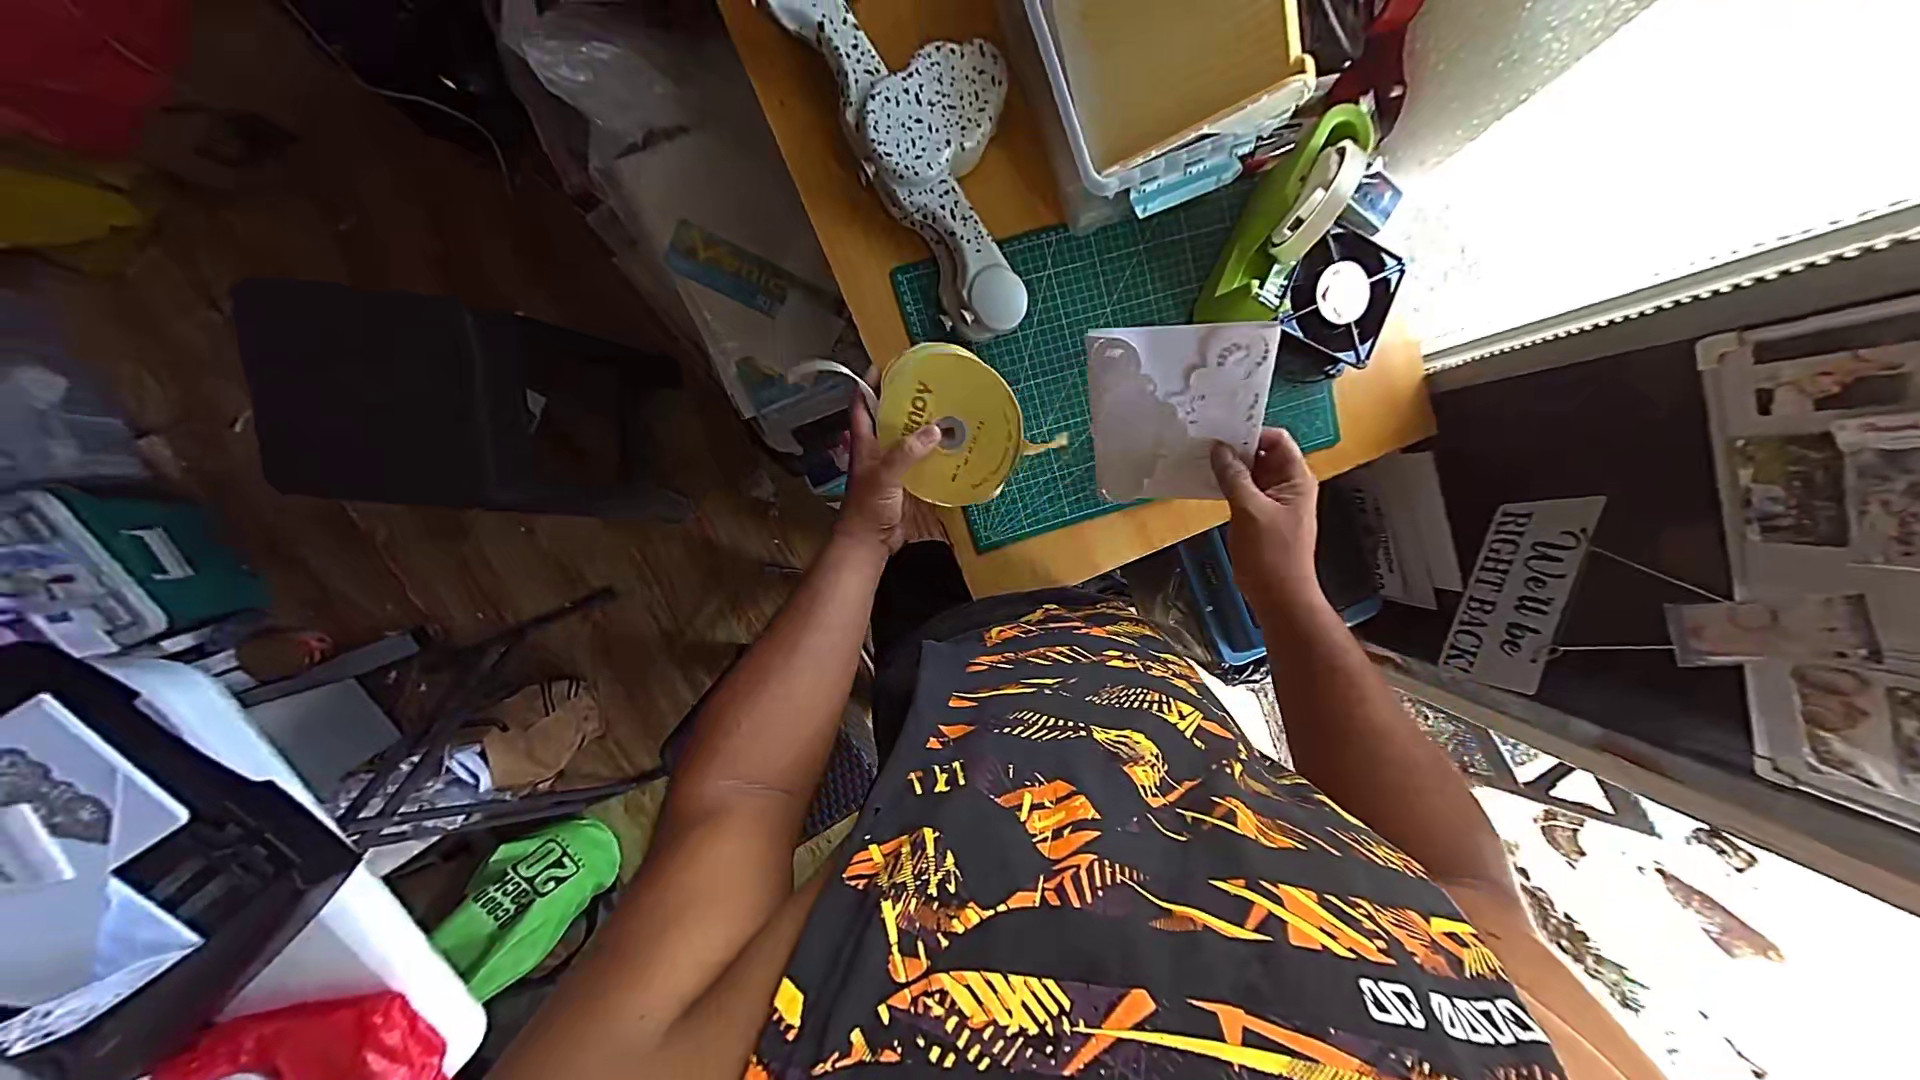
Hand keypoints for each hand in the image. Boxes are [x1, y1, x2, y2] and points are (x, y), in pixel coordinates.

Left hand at [836, 397, 939, 554]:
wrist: (870, 542)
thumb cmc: (867, 509)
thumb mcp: (884, 475)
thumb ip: (907, 453)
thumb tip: (934, 430)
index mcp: (864, 443)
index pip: (863, 405)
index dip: (869, 384)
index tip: (884, 365)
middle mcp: (878, 451)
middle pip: (890, 419)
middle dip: (906, 403)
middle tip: (928, 387)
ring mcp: (893, 467)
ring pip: (908, 440)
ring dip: (923, 428)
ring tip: (945, 411)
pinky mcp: (907, 483)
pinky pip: (922, 462)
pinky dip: (934, 453)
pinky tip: (951, 447)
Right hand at [1210, 428, 1319, 604]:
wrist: (1278, 595)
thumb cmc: (1272, 555)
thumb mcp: (1250, 511)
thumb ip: (1234, 477)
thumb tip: (1219, 449)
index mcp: (1296, 479)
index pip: (1277, 440)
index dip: (1252, 432)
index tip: (1222, 431)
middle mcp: (1286, 485)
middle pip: (1261, 453)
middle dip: (1235, 447)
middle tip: (1204, 440)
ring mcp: (1271, 500)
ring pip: (1248, 472)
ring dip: (1228, 466)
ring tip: (1200, 457)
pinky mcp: (1256, 514)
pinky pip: (1241, 489)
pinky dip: (1226, 483)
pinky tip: (1206, 480)